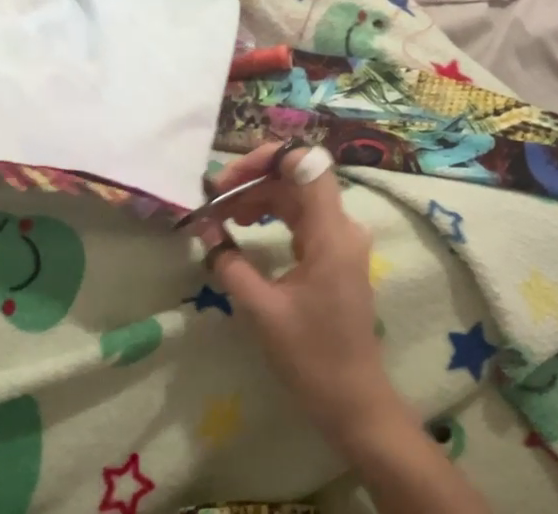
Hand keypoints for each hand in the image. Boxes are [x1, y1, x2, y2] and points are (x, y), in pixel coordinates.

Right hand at [203, 142, 404, 444]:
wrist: (353, 400)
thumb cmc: (310, 357)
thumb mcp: (261, 309)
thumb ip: (229, 262)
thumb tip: (204, 225)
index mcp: (330, 234)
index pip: (306, 163)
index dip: (267, 158)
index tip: (229, 178)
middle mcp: (342, 227)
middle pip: (296, 177)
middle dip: (251, 180)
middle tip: (213, 200)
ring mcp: (341, 240)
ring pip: (297, 195)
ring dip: (258, 196)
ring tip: (223, 214)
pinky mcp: (334, 254)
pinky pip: (302, 216)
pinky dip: (272, 212)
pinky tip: (246, 225)